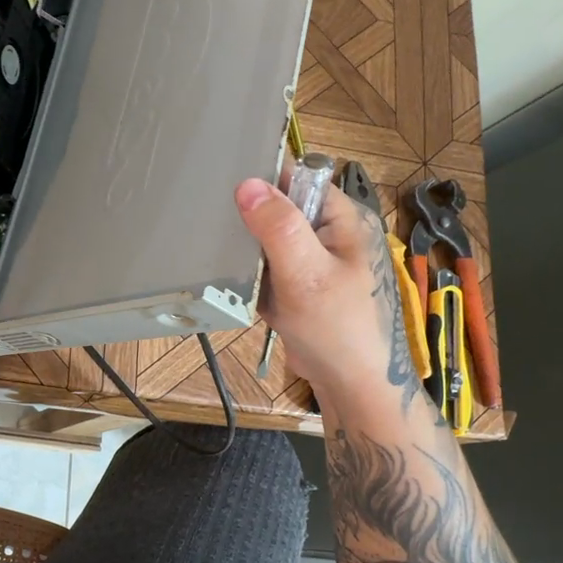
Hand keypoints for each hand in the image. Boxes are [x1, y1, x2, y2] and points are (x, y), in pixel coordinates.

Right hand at [234, 177, 420, 409]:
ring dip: (248, 249)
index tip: (223, 182)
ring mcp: (317, 261)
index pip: (299, 180)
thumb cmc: (336, 328)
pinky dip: (253, 274)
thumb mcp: (305, 274)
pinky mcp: (303, 286)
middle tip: (211, 223)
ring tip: (217, 252)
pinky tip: (236, 282)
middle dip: (250, 217)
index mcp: (344, 219)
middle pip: (282, 208)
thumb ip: (278, 228)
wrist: (351, 384)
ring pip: (271, 239)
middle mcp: (333, 234)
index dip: (265, 177)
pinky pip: (271, 267)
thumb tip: (247, 184)